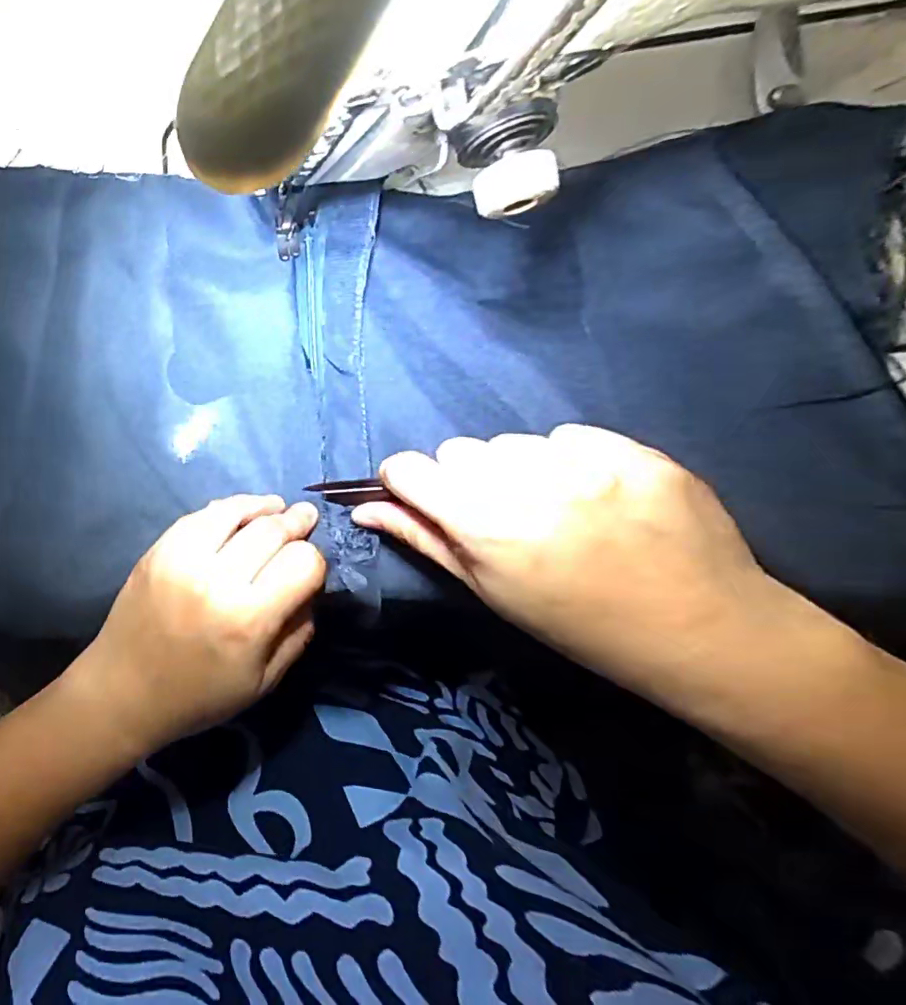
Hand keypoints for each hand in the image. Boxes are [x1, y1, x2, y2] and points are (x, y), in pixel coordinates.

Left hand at [61, 495, 326, 756]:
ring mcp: (179, 560)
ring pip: (228, 513)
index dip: (315, 559)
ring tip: (273, 506)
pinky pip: (193, 519)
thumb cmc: (200, 695)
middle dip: (294, 522)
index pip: (301, 562)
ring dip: (257, 506)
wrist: (125, 688)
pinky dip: (220, 511)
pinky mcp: (154, 553)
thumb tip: (310, 586)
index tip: (313, 562)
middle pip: (268, 531)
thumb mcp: (265, 679)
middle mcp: (214, 579)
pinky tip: (234, 514)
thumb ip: (297, 630)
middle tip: (305, 516)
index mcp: (248, 618)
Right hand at [351, 425, 781, 689]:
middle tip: (495, 513)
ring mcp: (588, 466)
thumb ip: (421, 538)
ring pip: (509, 442)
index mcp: (484, 524)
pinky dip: (565, 457)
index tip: (421, 501)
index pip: (407, 468)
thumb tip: (363, 508)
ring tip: (548, 503)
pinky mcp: (636, 454)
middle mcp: (529, 485)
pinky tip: (590, 491)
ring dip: (512, 466)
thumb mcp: (484, 587)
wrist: (703, 631)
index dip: (404, 482)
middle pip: (456, 451)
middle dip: (460, 477)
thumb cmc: (572, 621)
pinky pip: (567, 435)